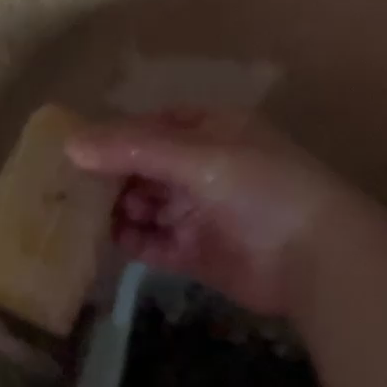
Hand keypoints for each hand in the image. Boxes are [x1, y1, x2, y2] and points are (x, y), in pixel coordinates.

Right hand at [66, 111, 372, 314]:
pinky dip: (130, 240)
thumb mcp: (196, 157)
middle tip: (66, 186)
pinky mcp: (196, 252)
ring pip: (143, 205)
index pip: (148, 127)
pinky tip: (104, 239)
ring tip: (79, 214)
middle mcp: (202, 168)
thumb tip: (69, 145)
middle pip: (141, 168)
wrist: (320, 260)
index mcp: (209, 131)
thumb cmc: (262, 188)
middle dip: (108, 177)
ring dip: (115, 208)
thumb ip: (131, 150)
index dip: (112, 137)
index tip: (72, 149)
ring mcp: (199, 211)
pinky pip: (152, 242)